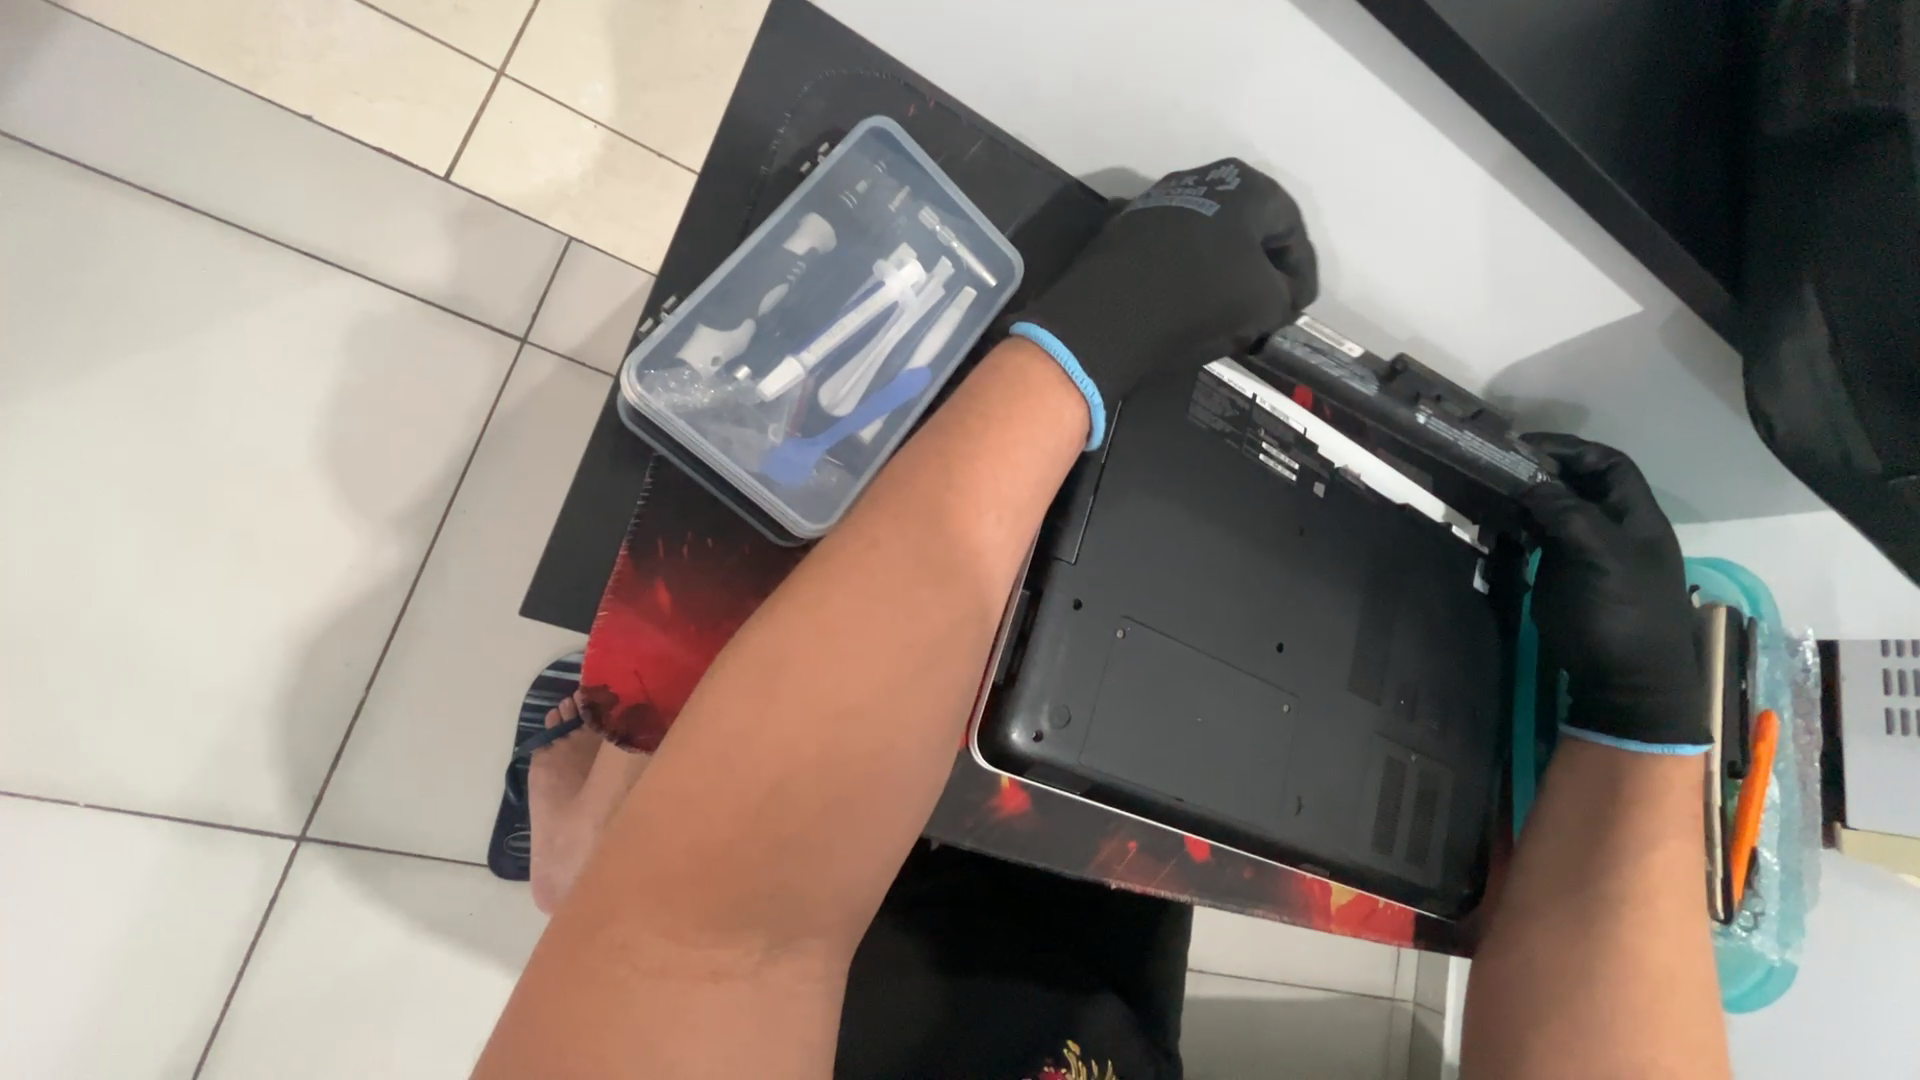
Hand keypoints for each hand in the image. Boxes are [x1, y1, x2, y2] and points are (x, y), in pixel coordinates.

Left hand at [1008, 158, 1317, 447]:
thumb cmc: (1199, 300)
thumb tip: (1279, 298)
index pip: (1290, 230)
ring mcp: (1155, 203)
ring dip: (1220, 272)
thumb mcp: (1265, 304)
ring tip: (1224, 310)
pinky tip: (1183, 303)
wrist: (1108, 314)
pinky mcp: (1122, 232)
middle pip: (1246, 230)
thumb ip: (1285, 296)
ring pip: (1206, 240)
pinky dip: (1183, 276)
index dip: (1301, 274)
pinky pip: (1168, 255)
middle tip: (1265, 307)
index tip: (1298, 306)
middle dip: (1259, 269)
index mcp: (1246, 186)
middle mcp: (1201, 179)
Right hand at [1520, 434, 1707, 750]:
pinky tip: (1490, 529)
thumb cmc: (1623, 614)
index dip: (1570, 449)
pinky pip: (1535, 538)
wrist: (1624, 676)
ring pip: (1550, 509)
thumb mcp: (1602, 558)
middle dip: (1538, 471)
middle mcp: (1608, 526)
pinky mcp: (1559, 572)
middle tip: (1492, 468)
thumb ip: (1570, 515)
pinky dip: (1512, 527)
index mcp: (1632, 517)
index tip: (1522, 447)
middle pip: (1574, 483)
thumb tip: (1531, 482)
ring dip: (1520, 499)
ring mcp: (1582, 550)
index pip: (1607, 464)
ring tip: (1484, 496)